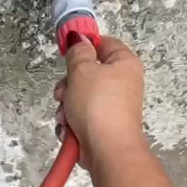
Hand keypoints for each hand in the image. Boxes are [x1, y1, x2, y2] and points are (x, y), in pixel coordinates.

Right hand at [54, 33, 145, 163]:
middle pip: (86, 74)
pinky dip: (70, 123)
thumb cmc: (97, 105)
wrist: (106, 147)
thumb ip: (78, 52)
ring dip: (65, 107)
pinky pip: (79, 117)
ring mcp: (111, 105)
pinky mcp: (101, 125)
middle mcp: (121, 82)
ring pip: (78, 98)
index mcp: (124, 63)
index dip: (84, 46)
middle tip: (62, 93)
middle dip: (67, 85)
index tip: (67, 54)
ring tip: (66, 117)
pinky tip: (69, 130)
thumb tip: (79, 39)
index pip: (104, 44)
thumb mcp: (82, 71)